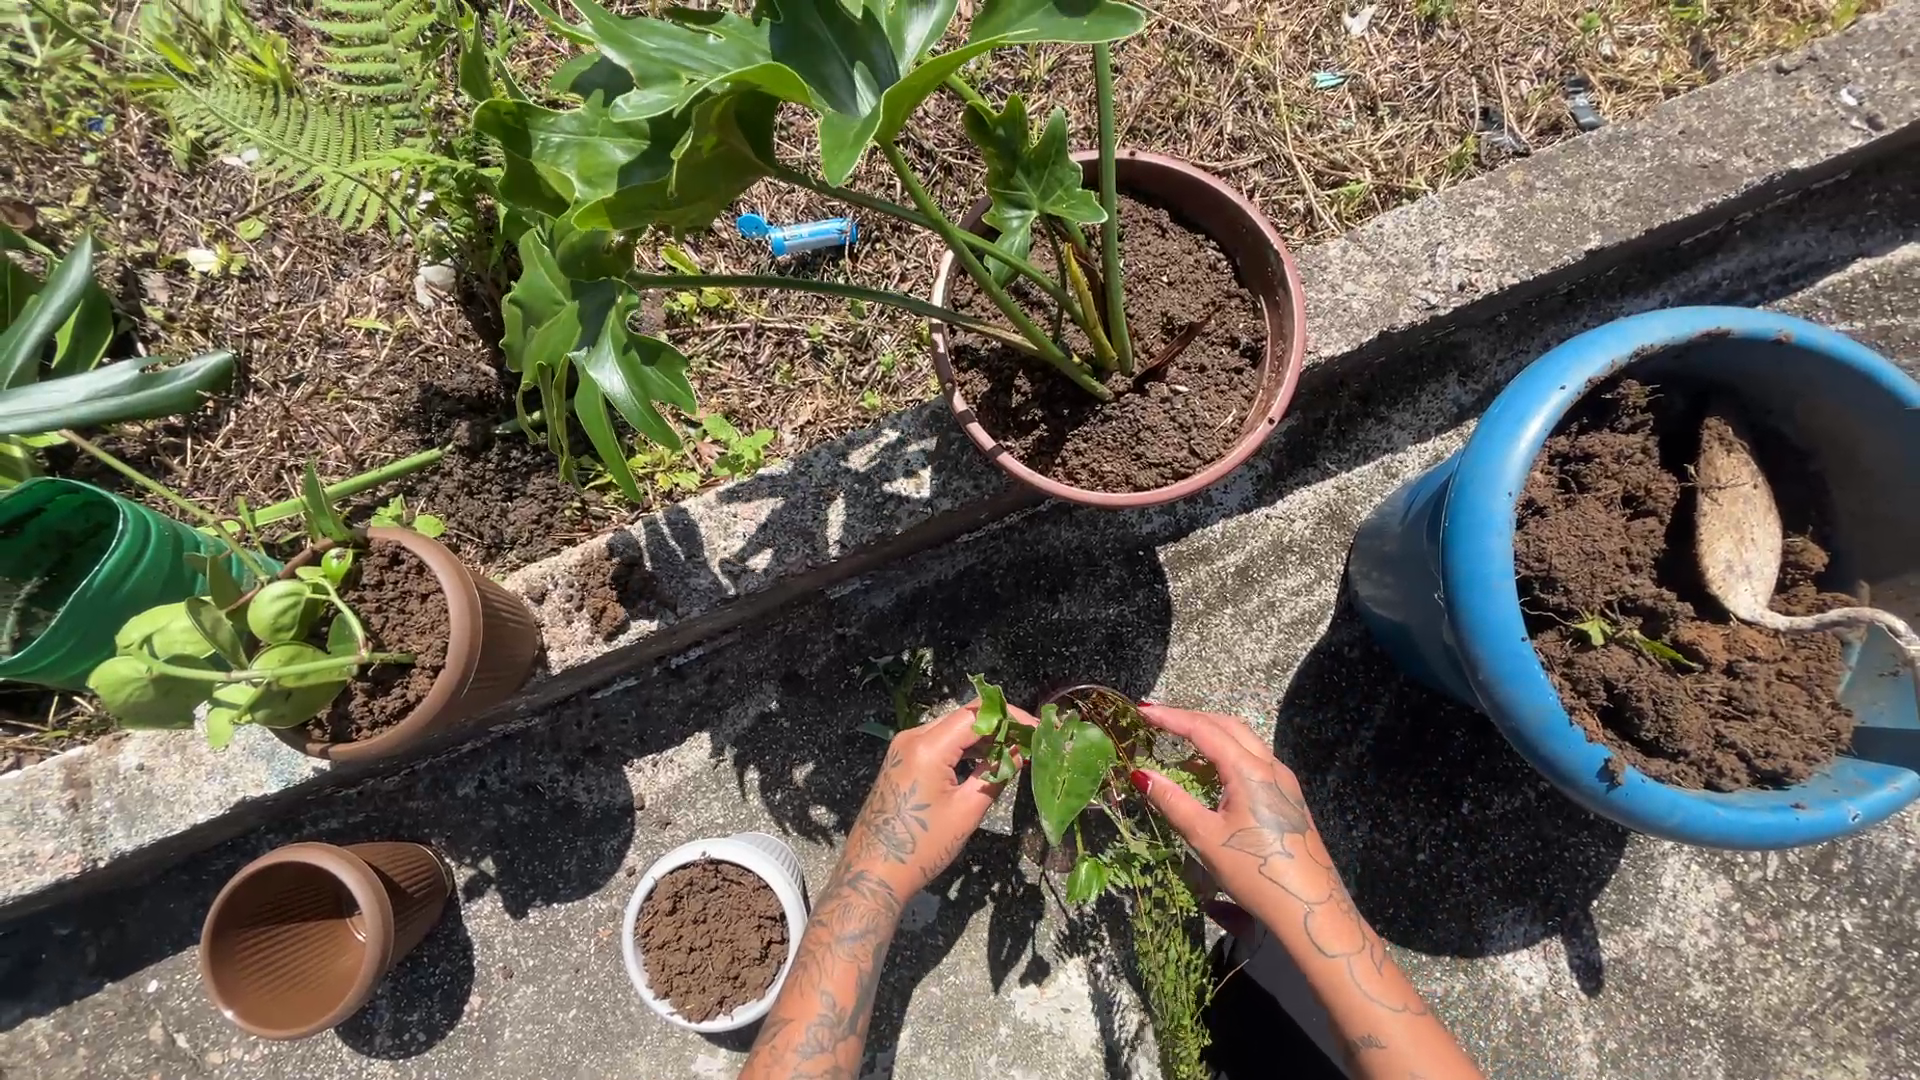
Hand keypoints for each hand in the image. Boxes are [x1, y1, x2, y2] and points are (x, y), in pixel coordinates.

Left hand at [844, 701, 1034, 894]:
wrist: (873, 872)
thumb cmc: (923, 846)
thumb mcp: (967, 810)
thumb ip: (995, 774)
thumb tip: (1020, 752)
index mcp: (927, 746)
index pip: (976, 715)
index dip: (1010, 718)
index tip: (1037, 728)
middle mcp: (912, 737)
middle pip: (963, 717)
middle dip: (999, 725)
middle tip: (1029, 740)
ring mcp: (904, 747)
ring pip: (951, 729)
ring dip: (982, 737)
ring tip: (1013, 751)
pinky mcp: (902, 759)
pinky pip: (938, 742)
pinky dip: (962, 748)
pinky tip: (984, 760)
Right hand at [1131, 705, 1429, 1016]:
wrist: (1313, 912)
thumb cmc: (1256, 873)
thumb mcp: (1206, 837)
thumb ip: (1172, 801)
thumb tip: (1140, 774)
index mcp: (1249, 770)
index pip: (1203, 730)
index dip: (1170, 718)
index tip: (1141, 712)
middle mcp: (1270, 766)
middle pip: (1226, 724)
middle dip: (1190, 717)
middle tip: (1158, 719)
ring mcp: (1283, 780)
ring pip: (1243, 739)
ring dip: (1210, 732)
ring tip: (1178, 739)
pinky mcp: (1288, 796)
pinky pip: (1252, 757)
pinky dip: (1225, 750)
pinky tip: (1209, 769)